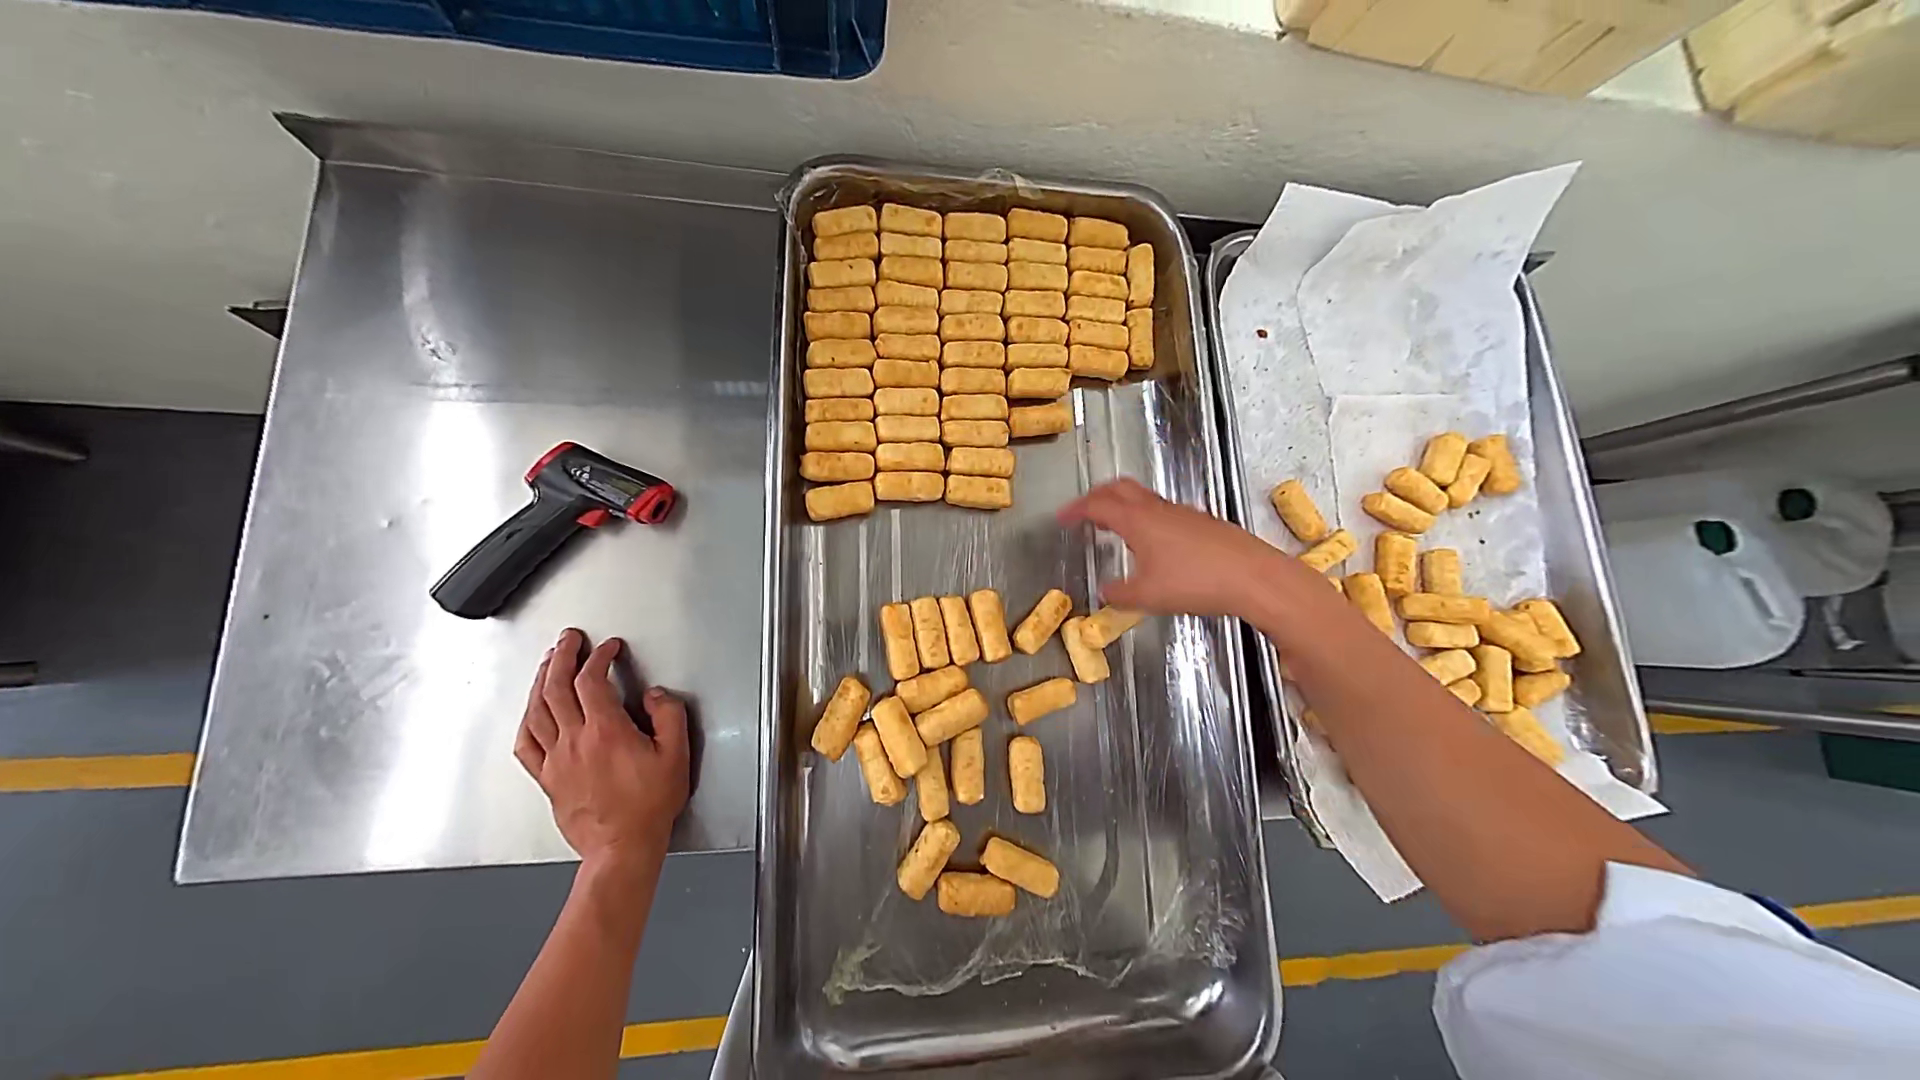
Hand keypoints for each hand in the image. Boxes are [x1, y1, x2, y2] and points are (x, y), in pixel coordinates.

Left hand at [514, 629, 689, 870]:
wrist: (622, 846)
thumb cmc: (649, 805)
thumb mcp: (676, 754)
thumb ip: (668, 716)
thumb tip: (655, 695)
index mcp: (606, 732)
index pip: (593, 681)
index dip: (600, 657)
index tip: (609, 648)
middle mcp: (575, 742)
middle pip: (557, 688)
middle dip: (562, 657)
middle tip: (569, 640)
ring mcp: (556, 760)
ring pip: (537, 710)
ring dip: (542, 680)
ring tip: (549, 663)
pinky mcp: (548, 778)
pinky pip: (527, 743)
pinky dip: (526, 719)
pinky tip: (531, 711)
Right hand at [1058, 478, 1304, 618]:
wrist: (1254, 576)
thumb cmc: (1196, 583)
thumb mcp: (1148, 596)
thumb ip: (1120, 594)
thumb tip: (1106, 591)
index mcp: (1137, 521)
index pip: (1097, 505)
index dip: (1075, 509)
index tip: (1062, 518)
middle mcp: (1158, 509)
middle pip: (1120, 488)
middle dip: (1097, 496)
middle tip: (1084, 511)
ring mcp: (1182, 513)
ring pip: (1143, 498)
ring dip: (1122, 505)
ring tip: (1113, 526)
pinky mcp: (1201, 522)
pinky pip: (1162, 510)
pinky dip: (1144, 516)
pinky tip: (1152, 542)